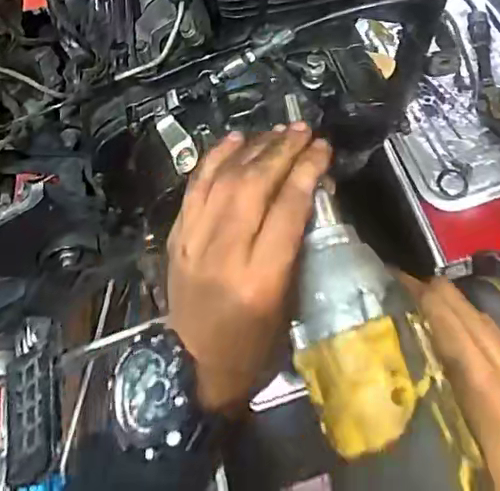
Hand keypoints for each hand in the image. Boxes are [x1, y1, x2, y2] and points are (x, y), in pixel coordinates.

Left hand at [165, 123, 331, 411]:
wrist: (193, 368)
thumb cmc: (253, 346)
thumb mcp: (288, 303)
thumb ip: (296, 246)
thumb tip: (309, 191)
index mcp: (260, 279)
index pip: (286, 209)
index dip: (306, 172)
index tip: (322, 149)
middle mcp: (224, 253)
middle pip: (254, 186)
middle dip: (282, 151)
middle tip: (303, 130)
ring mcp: (194, 240)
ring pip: (224, 178)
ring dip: (253, 148)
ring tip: (277, 130)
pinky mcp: (176, 234)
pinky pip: (196, 184)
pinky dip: (216, 157)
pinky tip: (235, 139)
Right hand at [408, 276, 499, 490]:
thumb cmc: (496, 478)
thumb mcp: (457, 432)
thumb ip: (438, 383)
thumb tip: (409, 344)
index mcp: (487, 381)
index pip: (447, 318)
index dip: (420, 294)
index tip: (392, 280)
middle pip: (465, 308)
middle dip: (432, 293)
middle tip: (397, 287)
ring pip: (481, 317)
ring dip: (450, 307)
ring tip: (418, 305)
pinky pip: (496, 335)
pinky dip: (470, 325)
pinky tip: (454, 334)